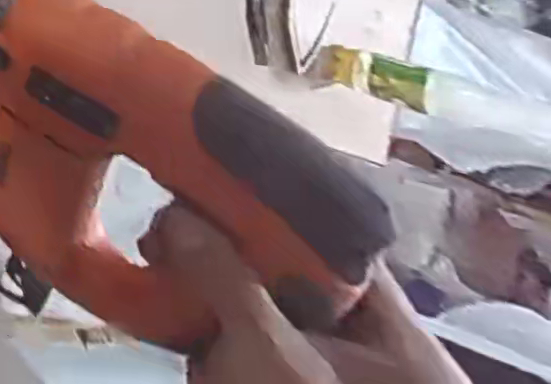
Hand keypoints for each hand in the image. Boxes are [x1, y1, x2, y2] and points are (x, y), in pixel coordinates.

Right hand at [144, 206, 468, 383]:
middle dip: (215, 245)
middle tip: (164, 239)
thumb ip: (226, 279)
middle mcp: (360, 340)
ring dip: (197, 277)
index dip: (269, 208)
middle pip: (282, 263)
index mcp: (392, 334)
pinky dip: (197, 309)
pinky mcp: (272, 374)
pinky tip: (166, 304)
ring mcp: (314, 360)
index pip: (333, 242)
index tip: (200, 187)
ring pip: (247, 290)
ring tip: (158, 269)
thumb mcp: (272, 358)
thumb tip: (176, 212)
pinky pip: (231, 322)